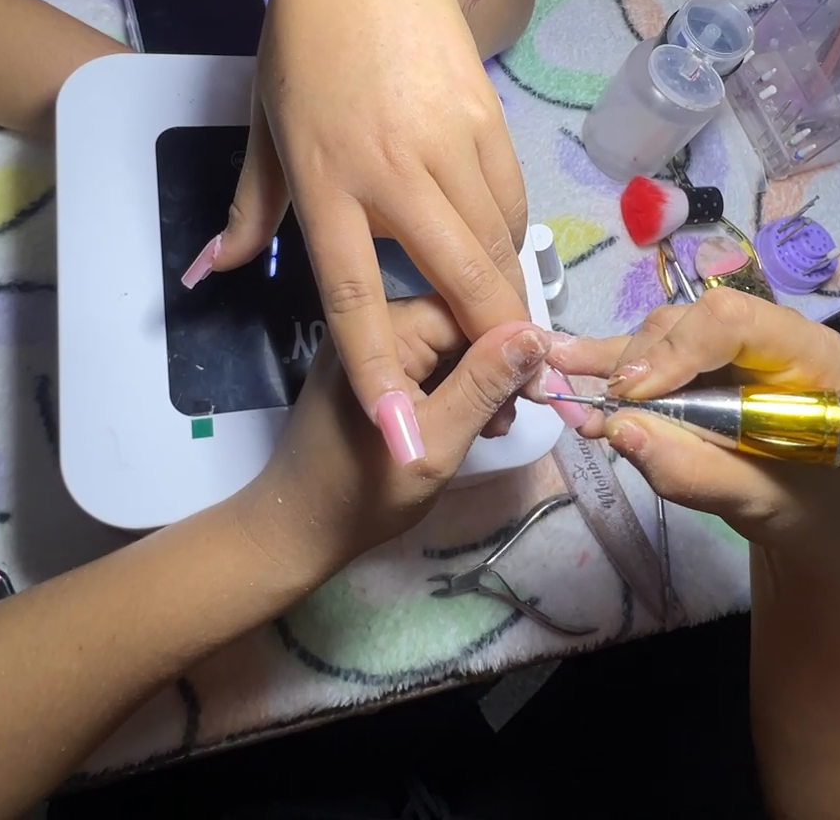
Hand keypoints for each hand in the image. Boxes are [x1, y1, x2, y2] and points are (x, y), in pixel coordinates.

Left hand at [186, 0, 531, 464]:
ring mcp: (448, 146)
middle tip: (512, 388)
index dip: (377, 376)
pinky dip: (510, 237)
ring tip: (510, 328)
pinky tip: (502, 250)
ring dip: (506, 293)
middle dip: (492, 344)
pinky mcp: (489, 122)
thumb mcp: (266, 125)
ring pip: (495, 243)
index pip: (353, 300)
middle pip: (457, 279)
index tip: (402, 438)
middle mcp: (392, 174)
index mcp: (325, 185)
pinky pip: (510, 200)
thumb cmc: (306, 49)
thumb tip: (211, 271)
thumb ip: (249, 208)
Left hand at [234, 298, 550, 573]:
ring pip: (450, 344)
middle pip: (458, 322)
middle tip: (512, 417)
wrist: (298, 530)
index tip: (541, 390)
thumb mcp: (436, 443)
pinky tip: (472, 422)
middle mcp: (371, 321)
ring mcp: (369, 343)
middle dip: (496, 366)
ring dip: (482, 381)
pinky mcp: (373, 367)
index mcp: (379, 329)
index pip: (464, 307)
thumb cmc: (363, 496)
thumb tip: (537, 333)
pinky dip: (458, 389)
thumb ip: (485, 385)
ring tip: (494, 427)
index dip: (510, 343)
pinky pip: (430, 361)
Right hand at [547, 289, 839, 546]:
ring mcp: (726, 341)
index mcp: (801, 353)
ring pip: (657, 333)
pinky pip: (647, 349)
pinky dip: (606, 360)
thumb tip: (616, 428)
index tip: (633, 397)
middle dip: (639, 365)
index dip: (674, 351)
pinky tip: (566, 358)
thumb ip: (689, 468)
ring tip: (582, 402)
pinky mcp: (696, 356)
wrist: (804, 511)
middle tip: (608, 412)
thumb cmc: (797, 503)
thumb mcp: (752, 497)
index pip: (729, 320)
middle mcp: (763, 332)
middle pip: (685, 323)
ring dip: (617, 368)